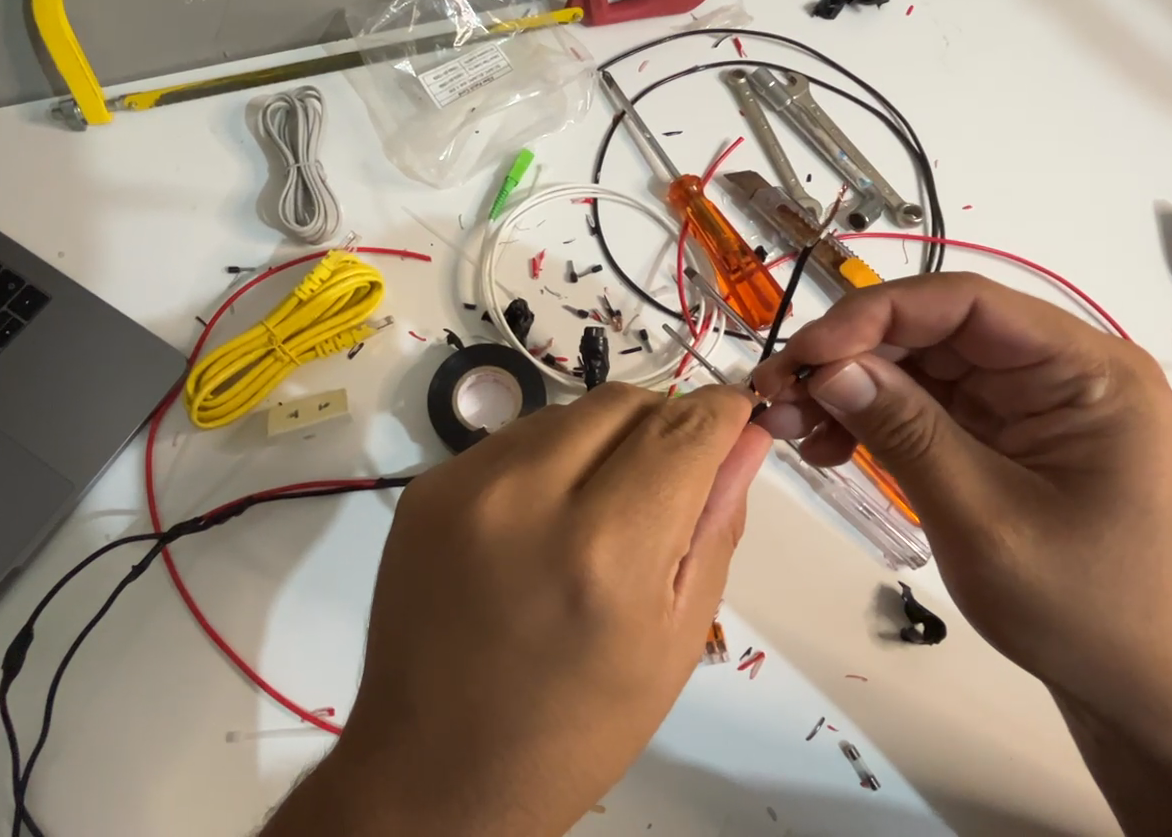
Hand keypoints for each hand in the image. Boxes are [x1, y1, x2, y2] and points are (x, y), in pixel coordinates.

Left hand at [264, 383, 769, 836]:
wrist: (436, 767)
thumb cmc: (576, 725)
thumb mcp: (674, 639)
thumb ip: (715, 525)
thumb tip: (744, 438)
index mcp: (605, 550)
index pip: (682, 431)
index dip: (722, 412)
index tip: (738, 415)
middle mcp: (528, 496)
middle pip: (623, 403)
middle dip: (663, 422)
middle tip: (669, 476)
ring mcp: (464, 485)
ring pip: (565, 414)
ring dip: (602, 439)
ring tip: (599, 507)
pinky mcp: (427, 487)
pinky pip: (511, 440)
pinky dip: (547, 459)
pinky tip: (543, 518)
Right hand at [752, 273, 1171, 731]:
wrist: (1137, 686)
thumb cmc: (1082, 608)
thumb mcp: (984, 519)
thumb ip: (906, 433)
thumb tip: (828, 369)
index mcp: (1084, 370)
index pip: (965, 303)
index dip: (874, 314)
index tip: (807, 355)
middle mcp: (1053, 369)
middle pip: (929, 331)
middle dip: (846, 356)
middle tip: (776, 393)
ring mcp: (1021, 401)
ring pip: (913, 366)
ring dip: (845, 388)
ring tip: (789, 426)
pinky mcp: (994, 432)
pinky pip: (917, 404)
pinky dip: (865, 418)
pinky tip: (826, 446)